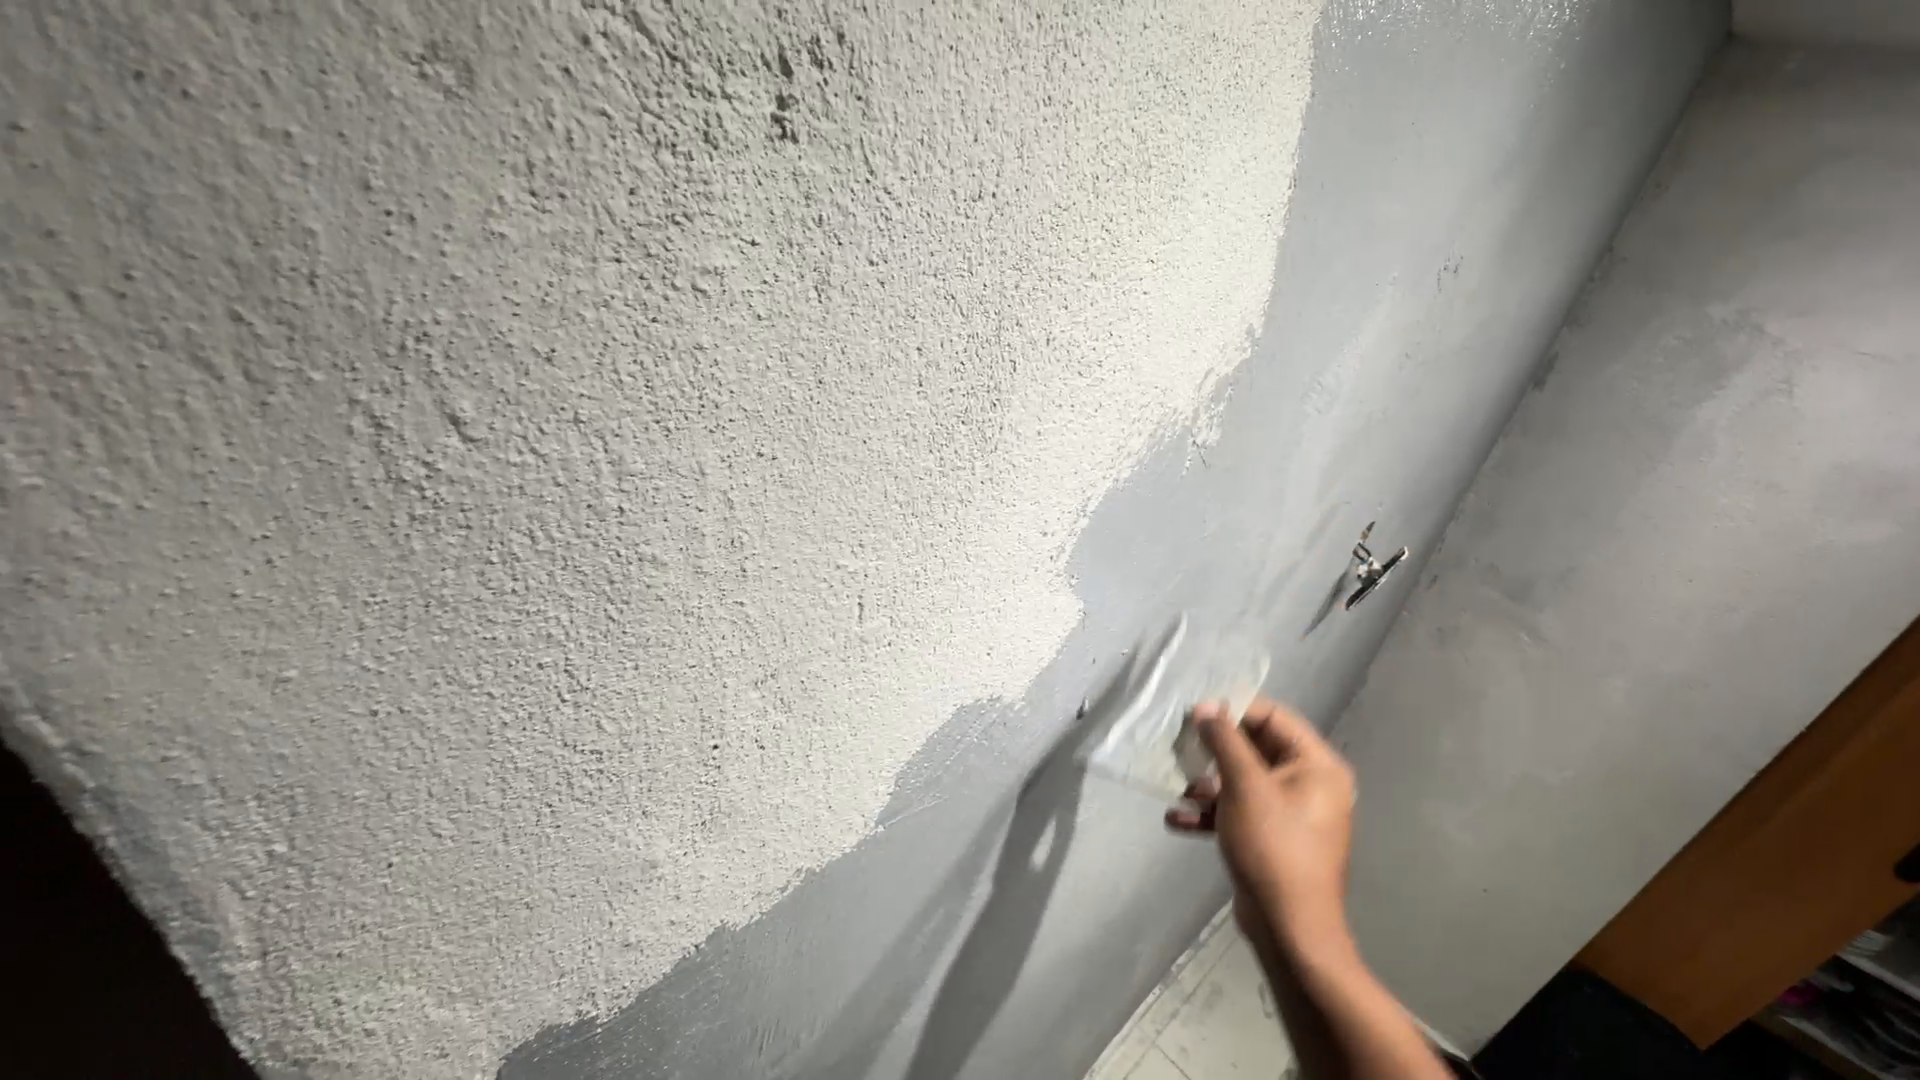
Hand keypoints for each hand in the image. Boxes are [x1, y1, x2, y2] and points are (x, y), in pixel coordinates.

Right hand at [1165, 699, 1355, 941]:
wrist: (1290, 928)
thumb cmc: (1273, 846)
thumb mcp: (1245, 786)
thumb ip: (1224, 741)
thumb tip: (1206, 706)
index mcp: (1317, 765)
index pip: (1274, 717)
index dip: (1234, 711)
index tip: (1196, 715)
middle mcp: (1310, 785)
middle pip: (1256, 749)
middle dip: (1215, 752)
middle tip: (1181, 749)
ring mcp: (1291, 815)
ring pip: (1243, 783)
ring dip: (1208, 785)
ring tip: (1181, 792)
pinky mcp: (1272, 840)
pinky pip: (1240, 813)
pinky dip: (1212, 813)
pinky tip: (1178, 821)